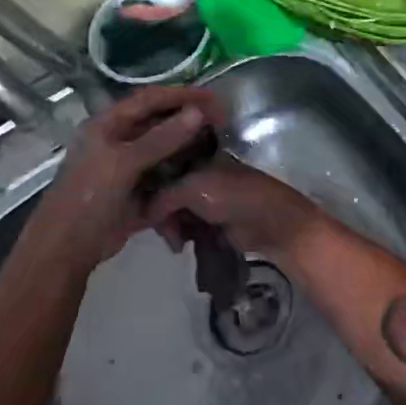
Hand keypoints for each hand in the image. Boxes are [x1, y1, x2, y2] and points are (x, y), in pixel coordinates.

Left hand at [32, 86, 227, 271]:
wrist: (66, 253)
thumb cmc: (88, 199)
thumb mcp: (123, 164)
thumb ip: (162, 138)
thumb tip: (198, 111)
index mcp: (107, 126)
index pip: (150, 99)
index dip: (182, 95)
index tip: (213, 98)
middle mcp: (119, 141)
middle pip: (160, 122)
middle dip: (190, 120)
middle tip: (222, 120)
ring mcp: (129, 167)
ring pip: (166, 149)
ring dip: (190, 146)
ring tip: (219, 143)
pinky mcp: (139, 191)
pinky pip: (167, 175)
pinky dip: (184, 173)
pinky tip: (205, 171)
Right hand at [148, 155, 320, 259]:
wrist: (268, 223)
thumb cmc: (234, 197)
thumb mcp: (195, 189)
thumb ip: (165, 196)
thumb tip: (143, 213)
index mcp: (200, 159)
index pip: (164, 169)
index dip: (150, 187)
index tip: (137, 207)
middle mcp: (201, 175)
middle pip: (167, 193)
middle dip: (161, 213)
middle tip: (166, 231)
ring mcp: (207, 199)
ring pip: (175, 212)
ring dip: (171, 228)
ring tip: (176, 241)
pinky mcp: (212, 220)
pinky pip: (186, 226)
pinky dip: (181, 235)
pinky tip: (181, 244)